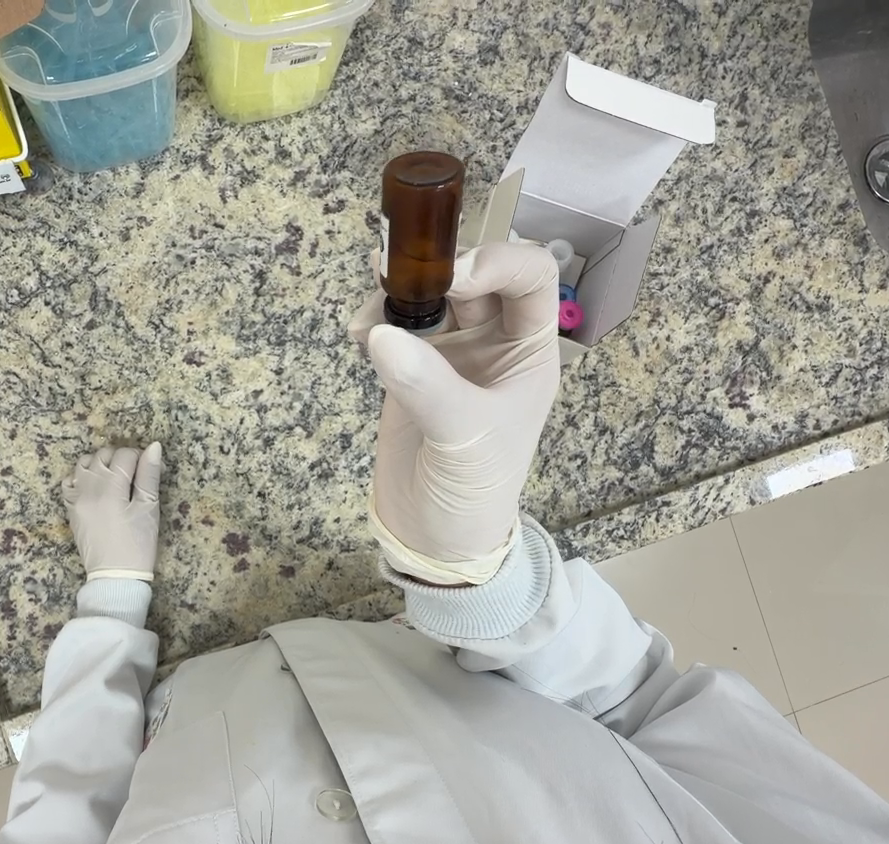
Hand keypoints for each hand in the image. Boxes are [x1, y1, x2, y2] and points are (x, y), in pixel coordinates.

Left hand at [62, 444, 163, 580]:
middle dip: (122, 460)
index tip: (152, 473)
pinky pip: (70, 481)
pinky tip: (96, 488)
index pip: (126, 455)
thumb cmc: (138, 545)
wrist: (115, 576)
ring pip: (85, 464)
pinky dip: (83, 477)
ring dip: (101, 465)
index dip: (142, 459)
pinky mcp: (70, 508)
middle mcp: (88, 487)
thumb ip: (149, 476)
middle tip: (137, 478)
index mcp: (111, 486)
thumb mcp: (149, 509)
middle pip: (104, 455)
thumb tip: (154, 447)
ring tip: (116, 481)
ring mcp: (76, 497)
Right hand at [349, 242, 562, 584]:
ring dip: (397, 293)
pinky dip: (374, 322)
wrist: (434, 537)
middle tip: (396, 275)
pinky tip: (358, 334)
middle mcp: (491, 345)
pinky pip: (393, 328)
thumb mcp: (464, 436)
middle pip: (472, 278)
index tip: (453, 274)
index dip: (497, 261)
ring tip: (368, 312)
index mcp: (528, 351)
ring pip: (428, 298)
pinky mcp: (408, 373)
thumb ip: (428, 384)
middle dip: (437, 269)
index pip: (530, 277)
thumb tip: (380, 332)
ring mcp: (448, 357)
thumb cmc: (474, 489)